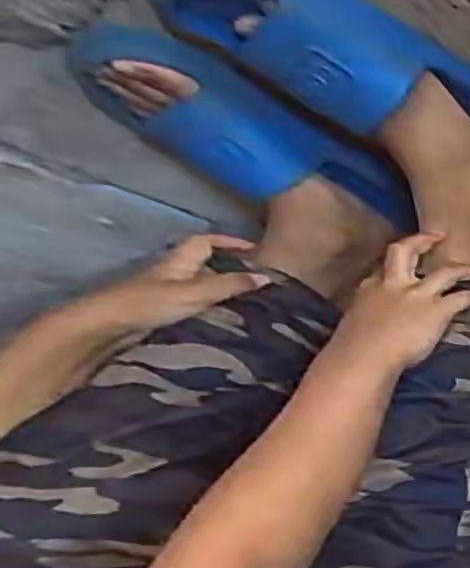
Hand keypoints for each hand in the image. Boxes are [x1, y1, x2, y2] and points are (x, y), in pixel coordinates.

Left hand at [77, 234, 268, 335]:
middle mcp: (173, 271)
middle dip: (233, 264)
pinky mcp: (166, 306)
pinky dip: (218, 300)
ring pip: (204, 280)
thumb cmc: (148, 303)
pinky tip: (232, 311)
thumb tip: (266, 277)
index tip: (256, 248)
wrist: (104, 326)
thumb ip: (231, 285)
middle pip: (206, 261)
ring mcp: (168, 289)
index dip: (229, 241)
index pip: (204, 242)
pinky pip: (200, 297)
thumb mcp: (196, 292)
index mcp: (178, 262)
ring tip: (256, 295)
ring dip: (227, 284)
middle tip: (262, 276)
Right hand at [324, 234, 469, 372]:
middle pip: (405, 252)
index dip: (399, 263)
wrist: (366, 356)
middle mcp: (394, 284)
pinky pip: (464, 297)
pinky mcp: (438, 309)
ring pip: (447, 272)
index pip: (384, 267)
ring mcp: (417, 295)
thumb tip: (384, 320)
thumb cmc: (358, 346)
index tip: (409, 260)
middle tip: (438, 235)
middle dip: (421, 240)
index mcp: (370, 288)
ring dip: (467, 270)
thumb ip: (373, 312)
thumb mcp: (359, 320)